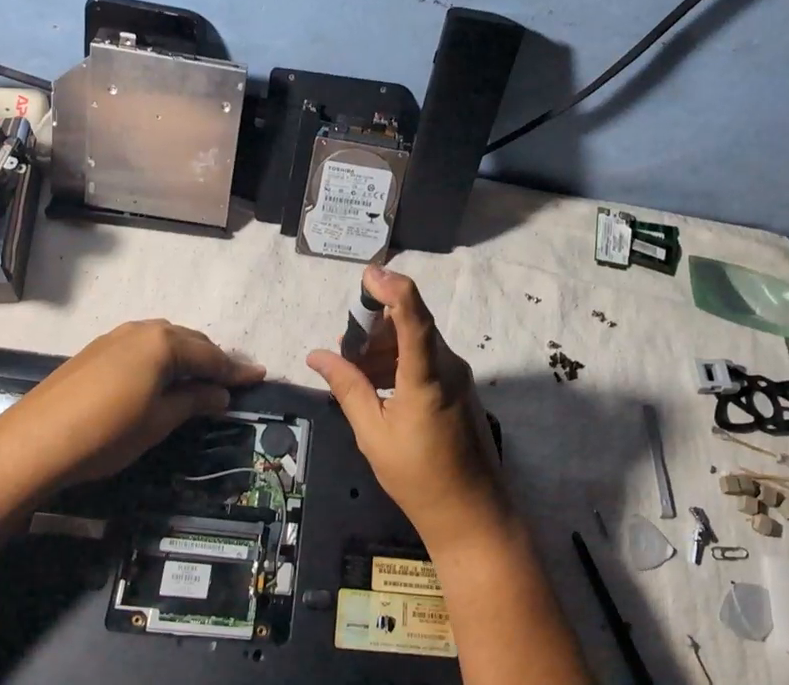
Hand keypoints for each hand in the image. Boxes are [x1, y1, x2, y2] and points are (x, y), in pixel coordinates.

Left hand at [0, 320, 264, 485]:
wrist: (35, 442)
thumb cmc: (107, 432)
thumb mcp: (159, 421)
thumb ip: (194, 401)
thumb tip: (220, 394)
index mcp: (164, 342)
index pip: (211, 356)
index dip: (235, 371)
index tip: (259, 376)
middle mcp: (142, 330)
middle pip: (188, 342)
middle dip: (211, 361)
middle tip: (231, 382)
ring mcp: (115, 338)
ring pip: (163, 342)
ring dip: (184, 359)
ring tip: (199, 381)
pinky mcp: (95, 351)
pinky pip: (141, 348)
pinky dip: (160, 361)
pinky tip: (160, 379)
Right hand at [307, 265, 513, 553]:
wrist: (472, 514)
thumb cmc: (418, 477)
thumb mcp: (373, 434)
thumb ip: (347, 387)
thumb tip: (316, 355)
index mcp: (427, 374)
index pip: (413, 314)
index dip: (391, 287)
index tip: (366, 274)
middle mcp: (448, 365)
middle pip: (410, 323)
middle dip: (373, 325)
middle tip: (344, 349)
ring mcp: (458, 375)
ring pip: (417, 340)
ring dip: (384, 346)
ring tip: (354, 372)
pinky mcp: (459, 387)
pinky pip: (426, 358)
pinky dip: (399, 361)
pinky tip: (376, 385)